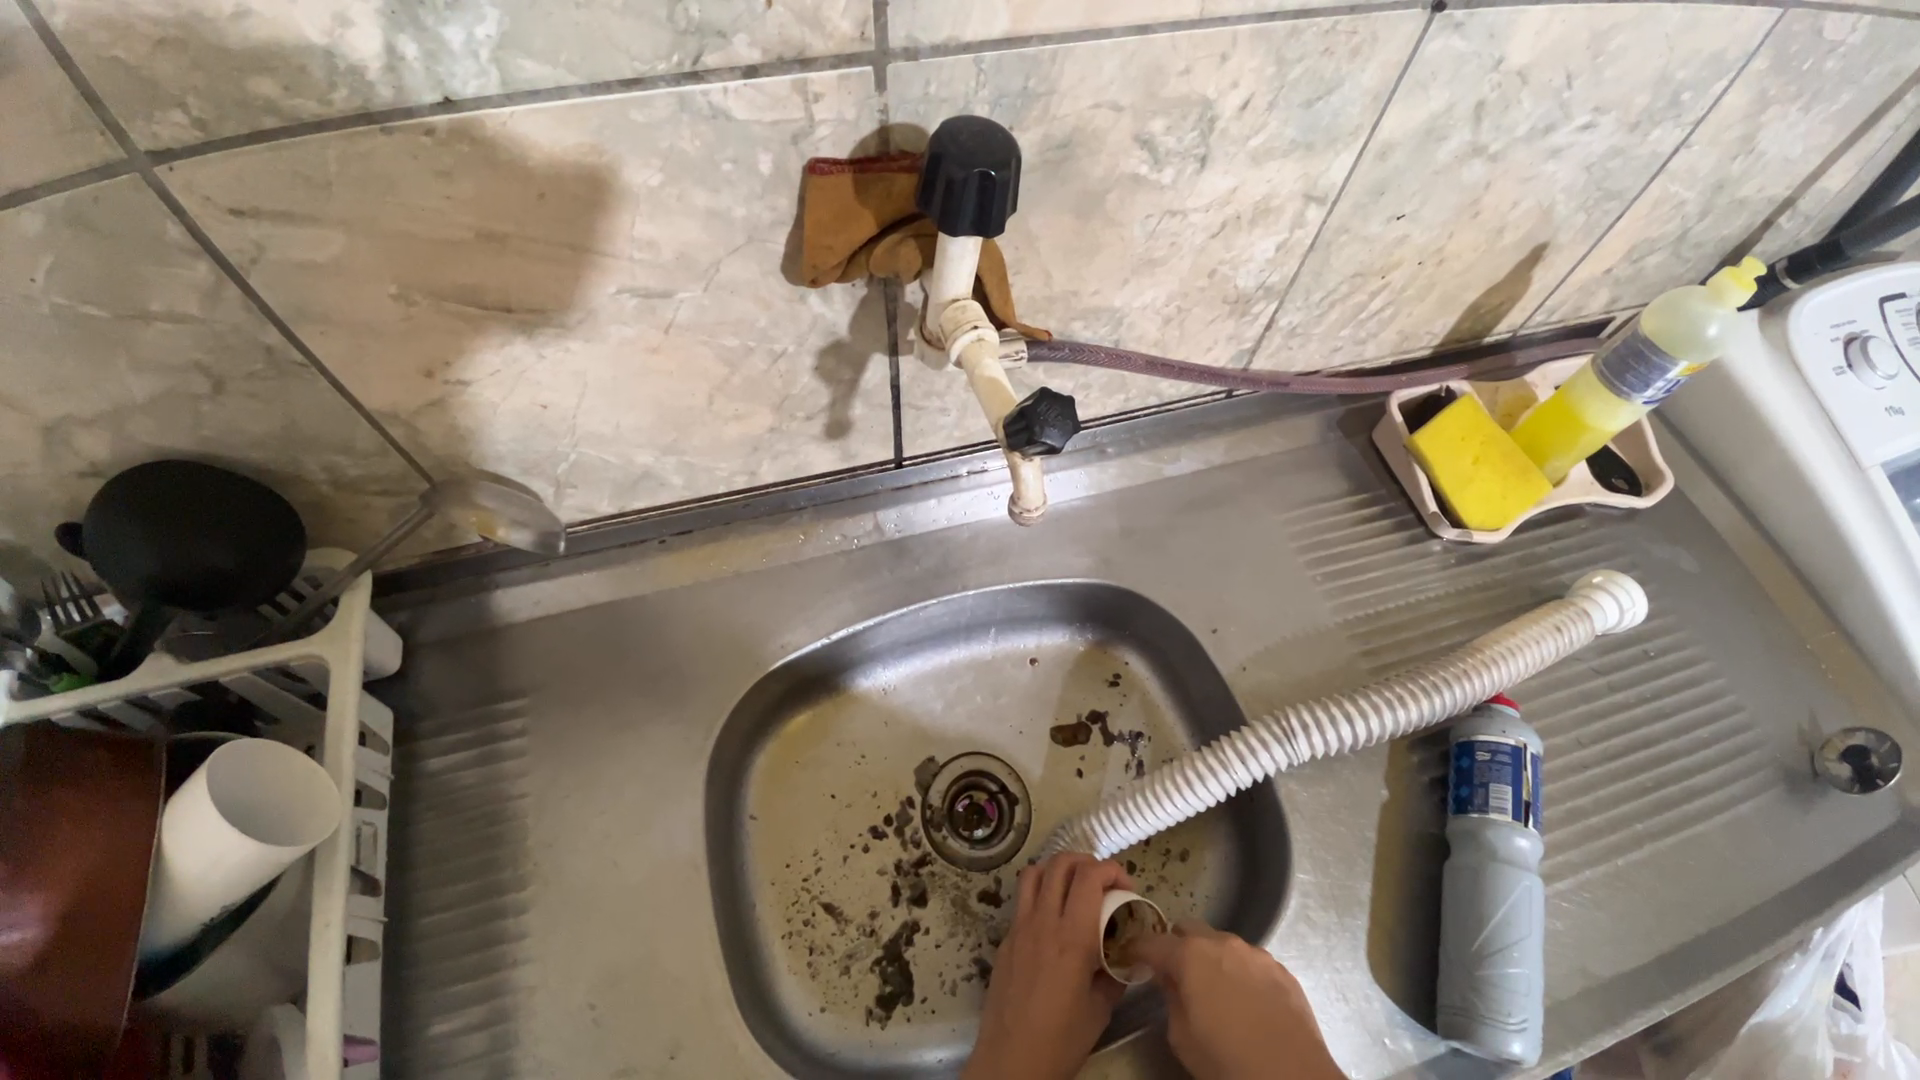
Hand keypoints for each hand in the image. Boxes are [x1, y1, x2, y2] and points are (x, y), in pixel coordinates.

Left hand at [962, 853, 1134, 1079]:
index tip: (1127, 886)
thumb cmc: (1060, 1040)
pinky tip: (1054, 917)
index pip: (1089, 877)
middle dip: (1087, 861)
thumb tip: (1123, 955)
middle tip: (1103, 882)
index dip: (1111, 870)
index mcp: (1071, 937)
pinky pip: (1022, 899)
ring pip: (1034, 872)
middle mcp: (1042, 921)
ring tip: (1076, 888)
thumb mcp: (1100, 1009)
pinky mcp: (1005, 939)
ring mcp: (1019, 927)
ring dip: (1058, 869)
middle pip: (1060, 863)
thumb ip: (1114, 972)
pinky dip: (1041, 892)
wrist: (1010, 1060)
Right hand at [1133, 921, 1345, 1079]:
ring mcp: (1257, 955)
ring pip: (1223, 944)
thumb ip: (1171, 999)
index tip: (1130, 959)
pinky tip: (1247, 1004)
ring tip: (1216, 992)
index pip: (1152, 941)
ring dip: (1212, 959)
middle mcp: (1223, 944)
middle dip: (1177, 946)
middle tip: (1175, 975)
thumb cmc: (1228, 1062)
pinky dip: (1241, 974)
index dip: (1137, 950)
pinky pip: (1252, 963)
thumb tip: (1171, 982)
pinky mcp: (1283, 972)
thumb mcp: (1182, 1038)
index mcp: (1190, 956)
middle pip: (1189, 930)